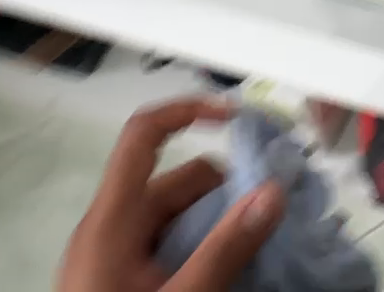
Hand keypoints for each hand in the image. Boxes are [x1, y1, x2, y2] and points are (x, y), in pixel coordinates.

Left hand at [59, 98, 285, 291]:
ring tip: (253, 256)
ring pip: (181, 215)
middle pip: (178, 179)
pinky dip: (204, 249)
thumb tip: (273, 190)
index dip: (188, 109)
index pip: (144, 135)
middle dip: (227, 191)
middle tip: (269, 218)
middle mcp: (110, 229)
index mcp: (111, 220)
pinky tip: (227, 276)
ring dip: (221, 225)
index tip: (237, 118)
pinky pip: (171, 246)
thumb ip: (225, 249)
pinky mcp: (119, 285)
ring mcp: (113, 259)